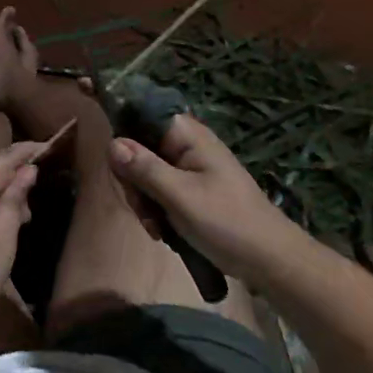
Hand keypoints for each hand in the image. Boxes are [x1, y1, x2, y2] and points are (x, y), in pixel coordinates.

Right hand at [109, 114, 304, 283]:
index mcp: (187, 135)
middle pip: (138, 147)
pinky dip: (155, 209)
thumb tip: (111, 143)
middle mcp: (186, 144)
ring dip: (144, 200)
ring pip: (145, 172)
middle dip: (133, 179)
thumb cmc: (228, 222)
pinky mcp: (189, 189)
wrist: (270, 260)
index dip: (120, 120)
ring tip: (156, 227)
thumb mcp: (181, 196)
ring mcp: (188, 167)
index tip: (102, 133)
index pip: (142, 112)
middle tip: (144, 209)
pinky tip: (161, 231)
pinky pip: (158, 189)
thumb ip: (145, 169)